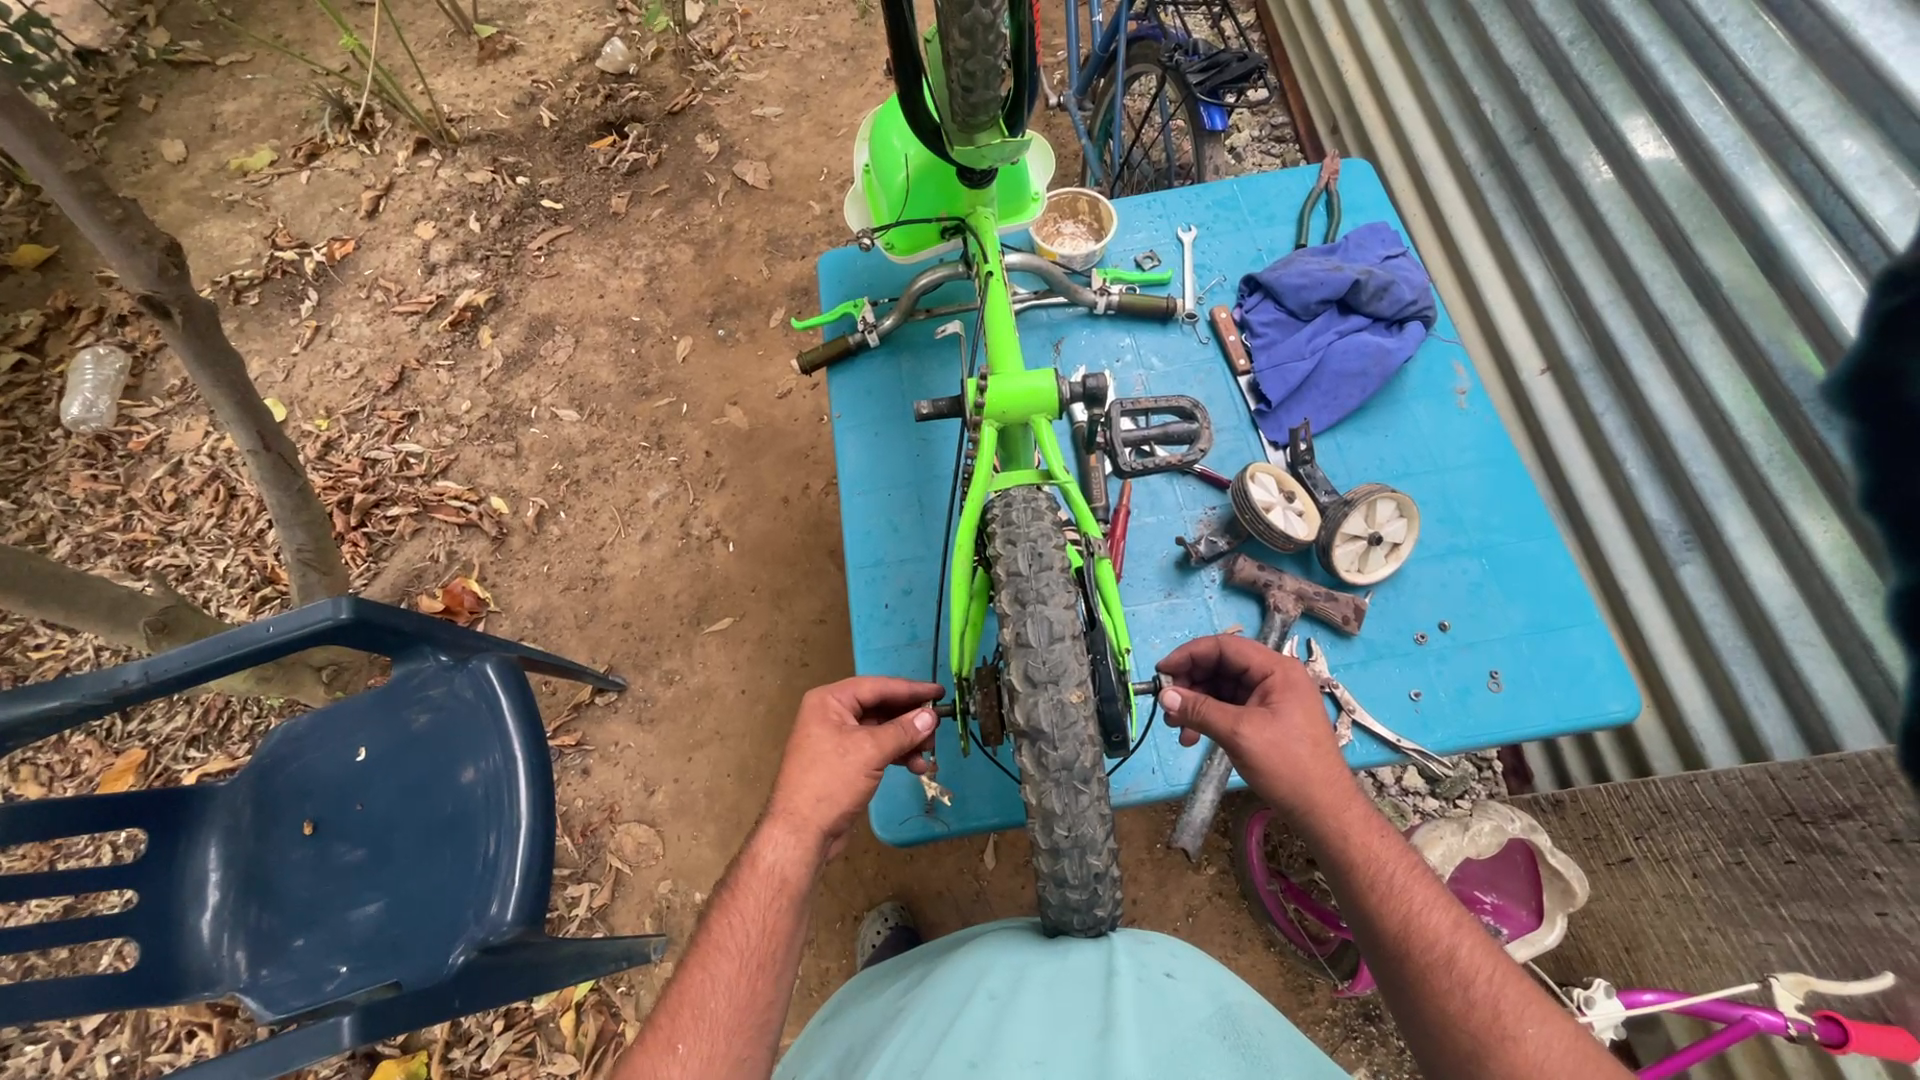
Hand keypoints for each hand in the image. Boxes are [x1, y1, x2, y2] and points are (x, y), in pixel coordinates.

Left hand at [765, 676, 942, 860]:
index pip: (877, 686)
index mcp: (830, 701)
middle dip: (910, 719)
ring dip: (906, 740)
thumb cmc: (831, 782)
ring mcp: (838, 739)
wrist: (801, 833)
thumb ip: (903, 730)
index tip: (939, 693)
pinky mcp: (845, 762)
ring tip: (928, 752)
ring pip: (881, 730)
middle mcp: (832, 714)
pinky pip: (876, 748)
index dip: (910, 689)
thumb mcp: (870, 751)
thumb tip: (931, 716)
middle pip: (880, 707)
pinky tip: (915, 766)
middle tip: (937, 728)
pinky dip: (896, 754)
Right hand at [1155, 634, 1357, 820]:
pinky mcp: (1265, 718)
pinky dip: (1208, 717)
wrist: (1323, 809)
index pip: (1224, 647)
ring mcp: (1270, 698)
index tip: (1161, 672)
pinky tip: (1192, 736)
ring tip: (1176, 726)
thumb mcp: (1239, 733)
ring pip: (1222, 688)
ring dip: (1196, 704)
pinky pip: (1229, 707)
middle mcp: (1274, 677)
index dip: (1189, 655)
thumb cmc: (1287, 765)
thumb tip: (1164, 696)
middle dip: (1190, 683)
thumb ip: (1199, 710)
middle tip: (1167, 706)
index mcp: (1276, 669)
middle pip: (1221, 666)